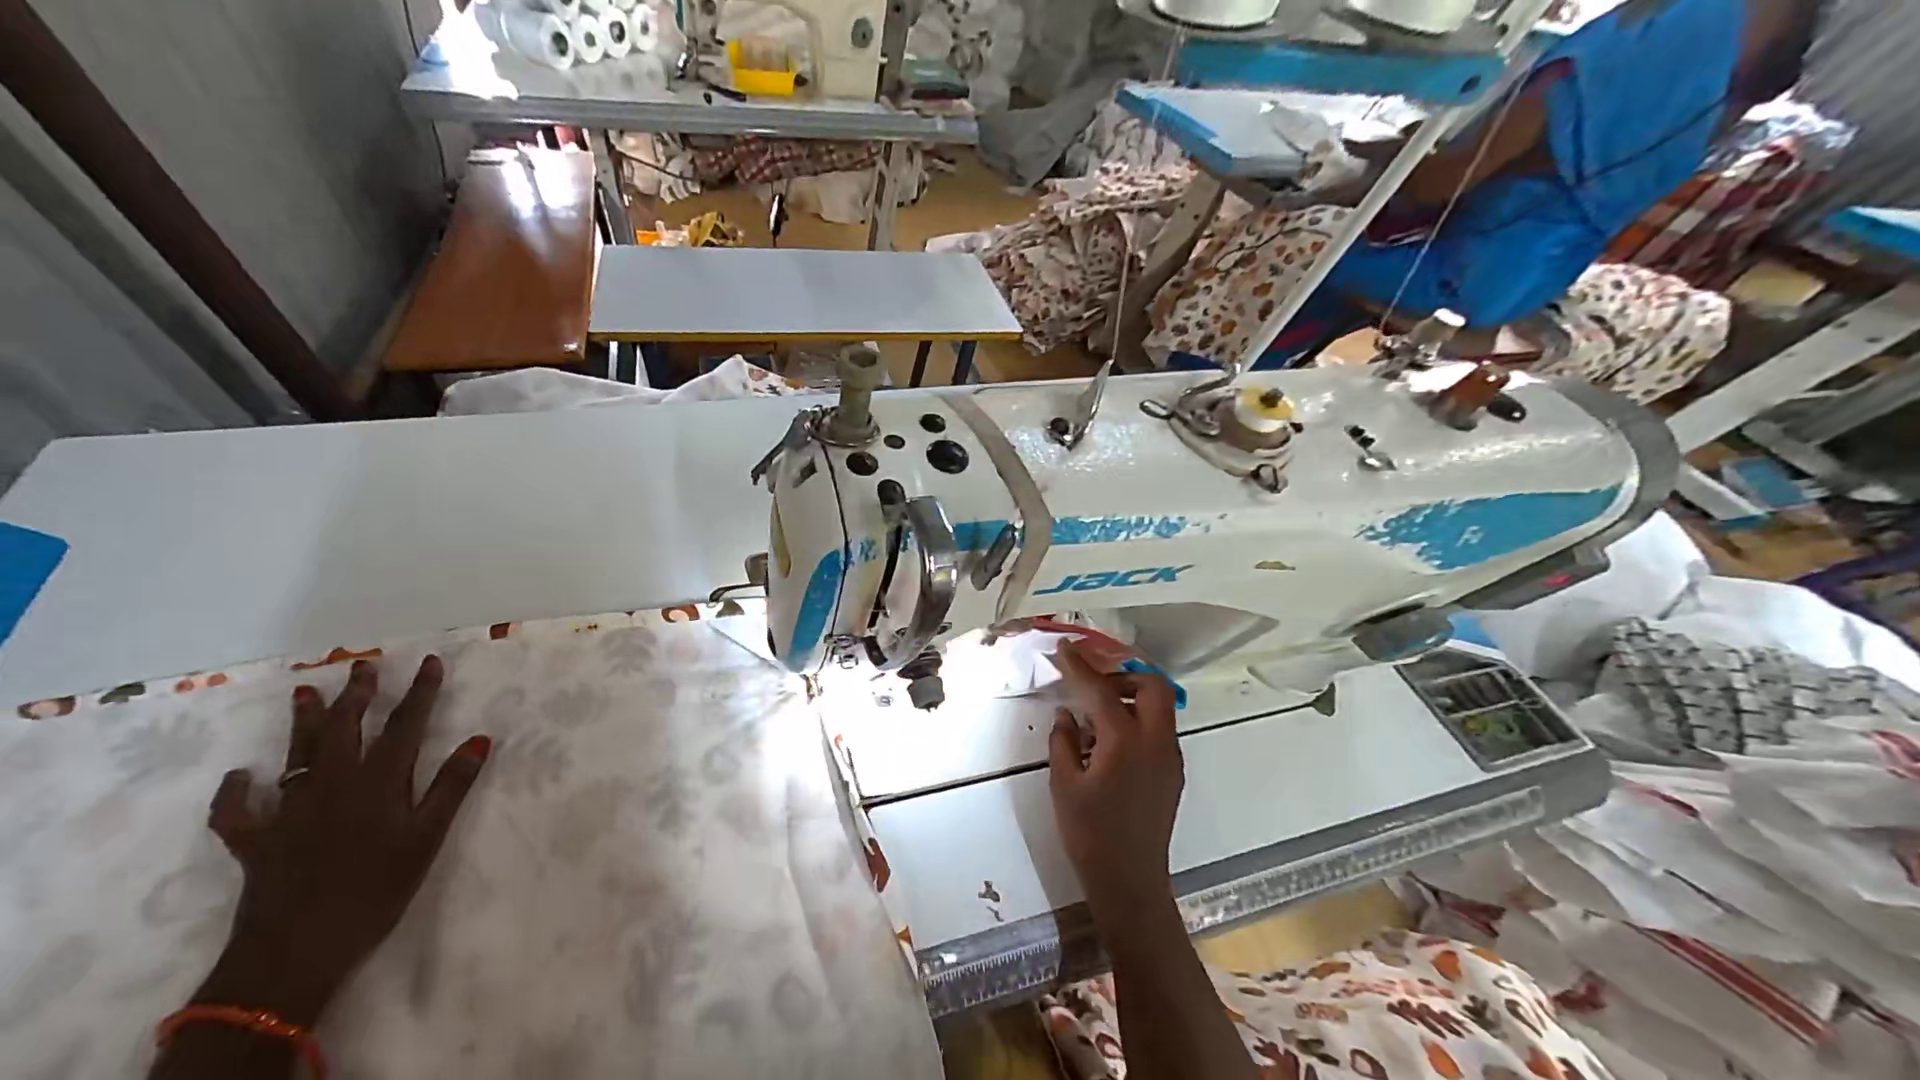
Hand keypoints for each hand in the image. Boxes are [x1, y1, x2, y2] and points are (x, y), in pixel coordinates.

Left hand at [196, 656, 489, 1024]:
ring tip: (305, 692)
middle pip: (347, 727)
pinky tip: (241, 777)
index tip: (430, 662)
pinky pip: (238, 810)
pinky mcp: (256, 838)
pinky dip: (236, 792)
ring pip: (298, 754)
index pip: (406, 724)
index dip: (421, 691)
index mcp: (380, 780)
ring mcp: (290, 808)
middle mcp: (334, 782)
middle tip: (362, 665)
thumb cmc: (378, 888)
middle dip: (358, 694)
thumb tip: (479, 738)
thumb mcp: (428, 837)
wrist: (299, 947)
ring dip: (304, 721)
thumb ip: (452, 785)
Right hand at [1047, 640, 1183, 926]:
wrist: (1130, 881)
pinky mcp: (1172, 773)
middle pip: (1152, 686)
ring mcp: (1169, 757)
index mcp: (1124, 741)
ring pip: (1160, 707)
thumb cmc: (1089, 833)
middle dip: (1123, 675)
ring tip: (1097, 714)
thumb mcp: (1064, 783)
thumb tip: (1068, 715)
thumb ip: (1064, 741)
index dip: (1080, 666)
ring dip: (1131, 697)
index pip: (1101, 689)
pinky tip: (1110, 742)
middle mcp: (1155, 741)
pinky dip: (1136, 720)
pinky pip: (1158, 730)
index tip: (1065, 648)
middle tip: (1094, 683)